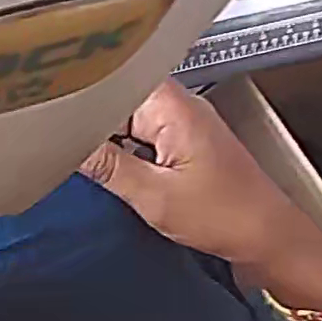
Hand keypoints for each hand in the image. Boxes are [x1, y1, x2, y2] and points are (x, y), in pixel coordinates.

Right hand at [79, 80, 321, 271]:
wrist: (266, 238)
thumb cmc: (224, 216)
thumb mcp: (152, 195)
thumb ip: (106, 166)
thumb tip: (65, 145)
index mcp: (174, 108)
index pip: (114, 82)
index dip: (82, 96)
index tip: (54, 114)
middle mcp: (178, 107)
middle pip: (117, 98)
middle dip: (89, 120)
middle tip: (61, 143)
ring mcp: (180, 125)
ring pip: (125, 118)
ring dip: (105, 138)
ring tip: (85, 159)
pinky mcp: (180, 143)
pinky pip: (138, 135)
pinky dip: (122, 150)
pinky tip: (110, 169)